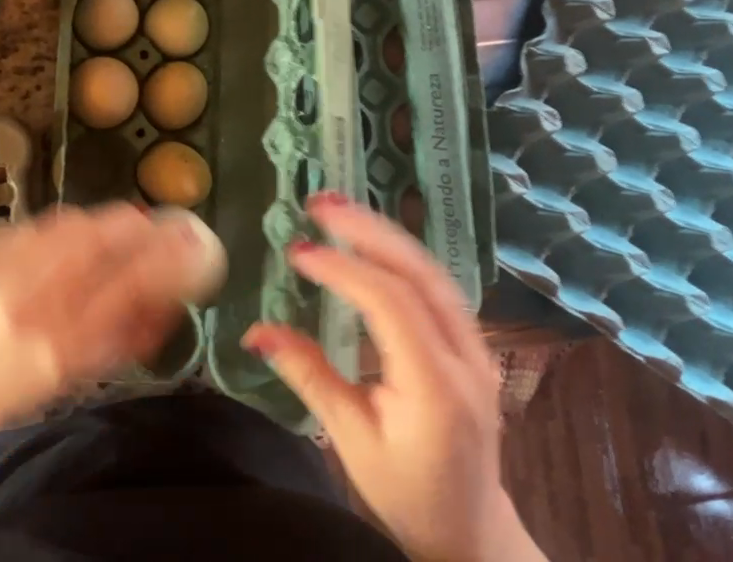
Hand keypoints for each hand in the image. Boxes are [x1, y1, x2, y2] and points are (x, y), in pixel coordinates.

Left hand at [0, 202, 224, 446]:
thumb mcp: (68, 379)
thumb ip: (120, 338)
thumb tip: (167, 301)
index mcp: (61, 344)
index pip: (134, 283)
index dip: (174, 257)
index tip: (199, 243)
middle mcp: (33, 298)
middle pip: (106, 237)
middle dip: (143, 226)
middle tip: (161, 227)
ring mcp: (0, 265)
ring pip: (72, 223)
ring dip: (102, 226)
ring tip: (113, 236)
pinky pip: (34, 228)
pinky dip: (58, 234)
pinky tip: (58, 248)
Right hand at [244, 194, 541, 561]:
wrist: (471, 529)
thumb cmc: (406, 491)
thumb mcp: (350, 439)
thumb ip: (309, 377)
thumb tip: (256, 332)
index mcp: (436, 386)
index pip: (391, 305)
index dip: (343, 270)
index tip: (297, 252)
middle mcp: (466, 358)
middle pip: (421, 274)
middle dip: (368, 232)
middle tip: (319, 203)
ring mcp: (476, 349)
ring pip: (434, 273)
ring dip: (385, 236)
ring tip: (338, 210)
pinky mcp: (471, 346)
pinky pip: (438, 287)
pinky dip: (401, 256)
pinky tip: (371, 242)